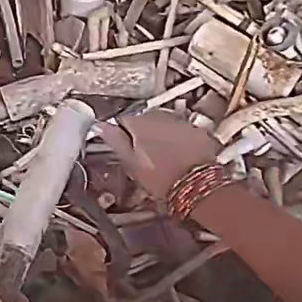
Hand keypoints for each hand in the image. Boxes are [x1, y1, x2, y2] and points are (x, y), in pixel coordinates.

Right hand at [99, 111, 220, 198]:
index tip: (128, 149)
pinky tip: (182, 156)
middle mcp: (161, 116)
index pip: (124, 121)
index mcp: (140, 124)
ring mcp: (182, 122)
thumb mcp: (132, 164)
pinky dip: (182, 139)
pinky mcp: (198, 131)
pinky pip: (185, 131)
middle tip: (146, 156)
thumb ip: (116, 142)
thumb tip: (102, 127)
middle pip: (146, 120)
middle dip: (145, 134)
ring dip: (163, 135)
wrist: (196, 185)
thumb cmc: (160, 178)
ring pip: (166, 124)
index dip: (124, 135)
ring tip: (165, 158)